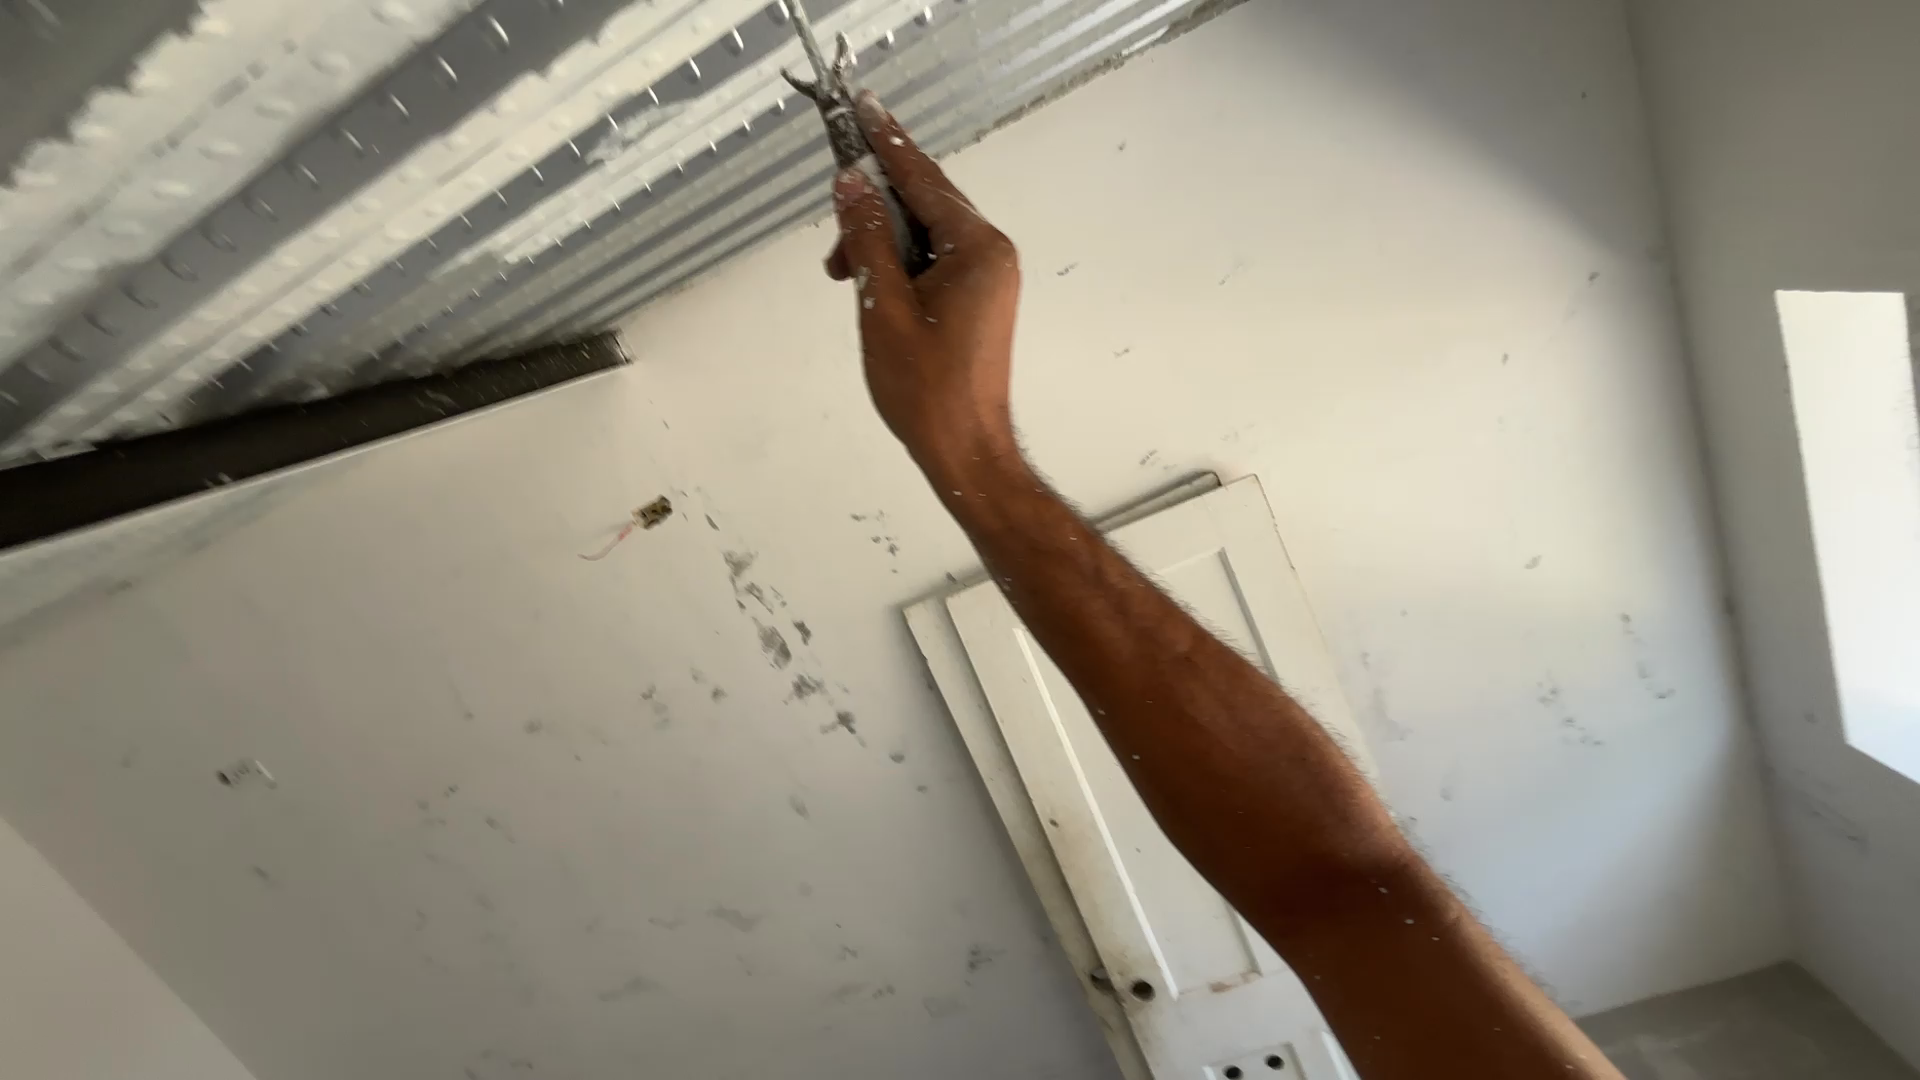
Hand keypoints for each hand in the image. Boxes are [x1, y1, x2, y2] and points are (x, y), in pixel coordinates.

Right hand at [826, 92, 1022, 479]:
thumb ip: (866, 239)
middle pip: (925, 207)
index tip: (860, 105)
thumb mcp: (883, 309)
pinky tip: (871, 290)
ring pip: (926, 240)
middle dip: (874, 215)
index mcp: (978, 250)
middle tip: (833, 243)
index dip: (886, 144)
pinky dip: (900, 270)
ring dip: (882, 248)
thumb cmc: (925, 390)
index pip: (924, 180)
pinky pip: (935, 267)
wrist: (965, 451)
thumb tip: (850, 182)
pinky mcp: (979, 304)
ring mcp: (989, 282)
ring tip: (842, 277)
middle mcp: (992, 256)